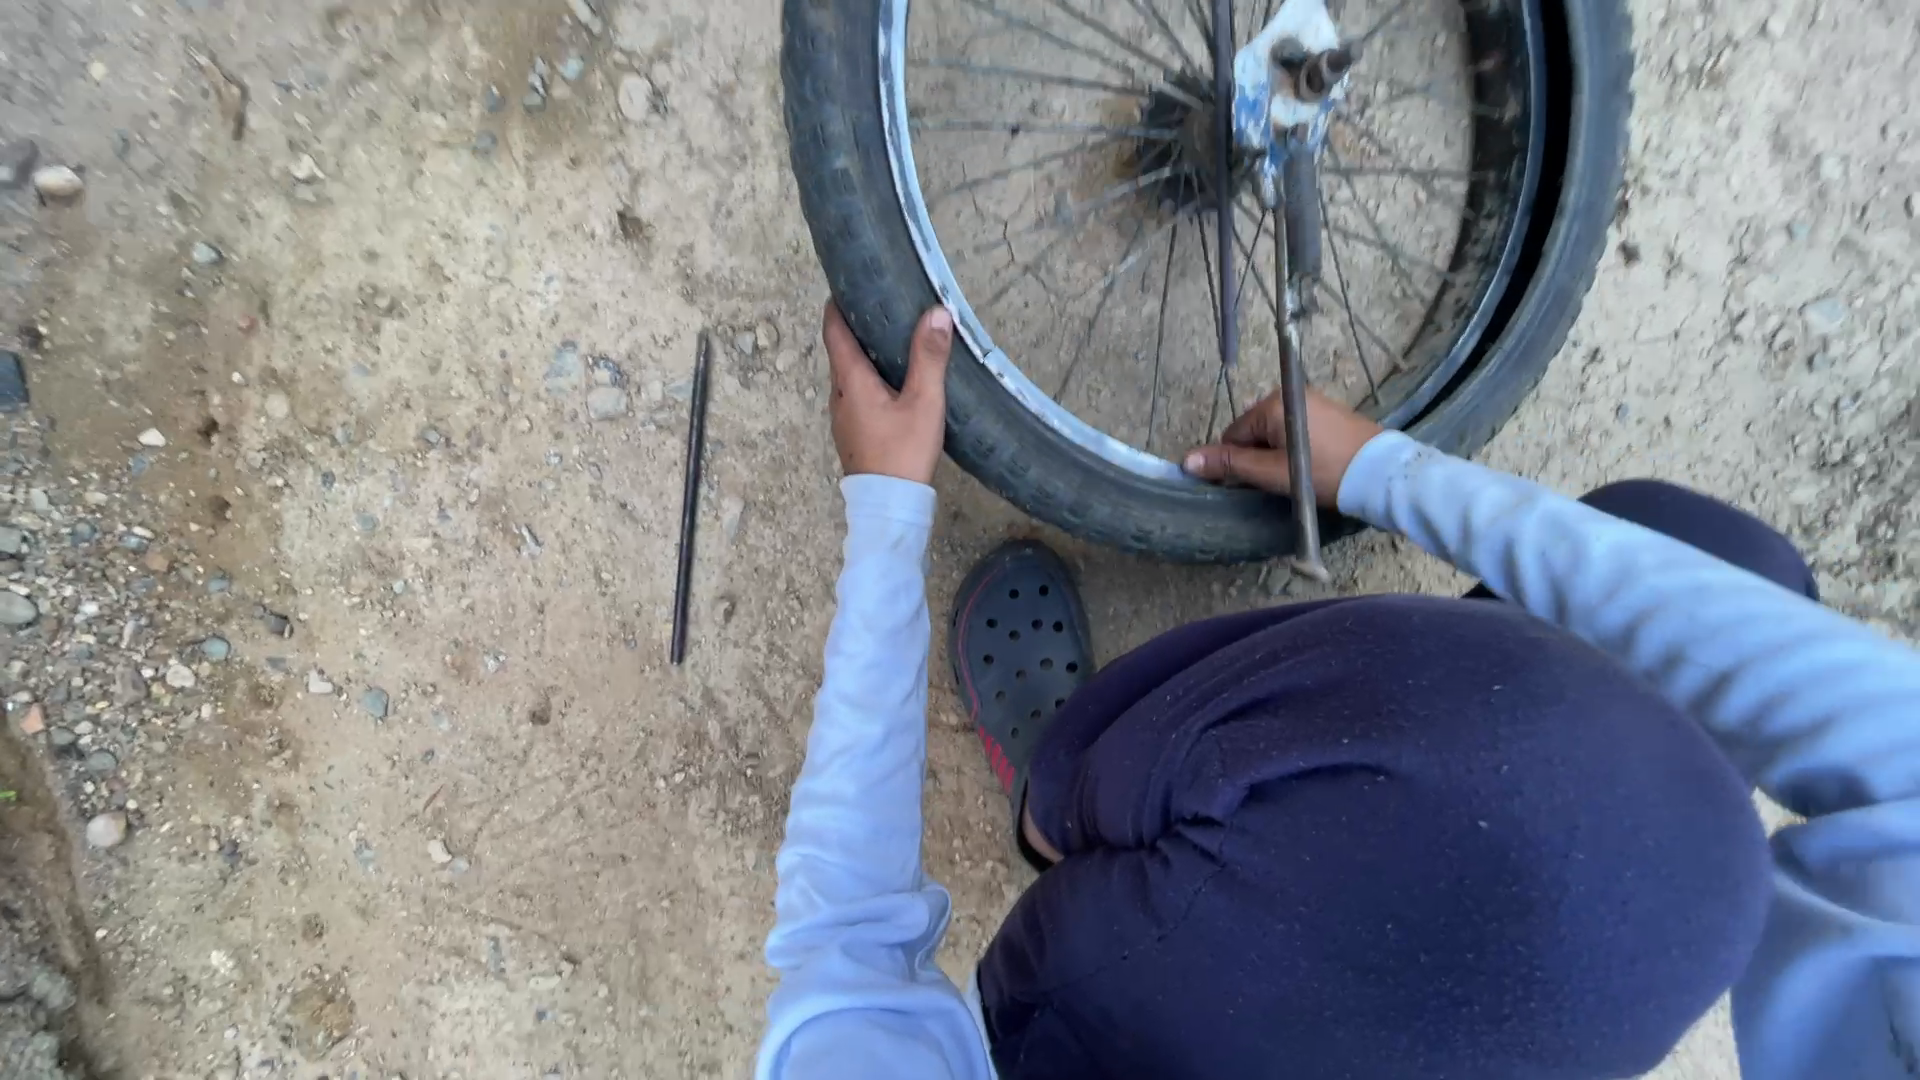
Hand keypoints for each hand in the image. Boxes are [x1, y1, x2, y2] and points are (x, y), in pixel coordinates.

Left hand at [823, 301, 951, 484]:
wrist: (889, 505)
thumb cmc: (904, 451)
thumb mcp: (924, 402)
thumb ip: (929, 357)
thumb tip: (936, 313)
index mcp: (850, 380)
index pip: (833, 331)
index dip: (837, 305)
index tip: (850, 285)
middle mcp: (838, 395)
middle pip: (840, 352)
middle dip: (856, 328)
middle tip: (882, 308)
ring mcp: (842, 417)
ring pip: (848, 376)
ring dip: (863, 357)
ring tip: (891, 342)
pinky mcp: (851, 434)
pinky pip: (855, 396)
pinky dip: (868, 380)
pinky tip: (891, 384)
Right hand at [1182, 387, 1384, 507]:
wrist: (1380, 474)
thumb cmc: (1322, 473)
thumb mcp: (1270, 472)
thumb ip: (1228, 464)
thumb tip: (1187, 461)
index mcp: (1272, 404)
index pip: (1233, 436)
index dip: (1237, 463)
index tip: (1256, 482)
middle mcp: (1290, 394)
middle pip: (1253, 432)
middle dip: (1257, 457)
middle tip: (1279, 480)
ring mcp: (1312, 401)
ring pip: (1274, 433)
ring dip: (1276, 455)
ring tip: (1297, 475)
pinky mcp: (1329, 412)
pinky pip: (1295, 430)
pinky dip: (1294, 449)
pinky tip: (1310, 466)